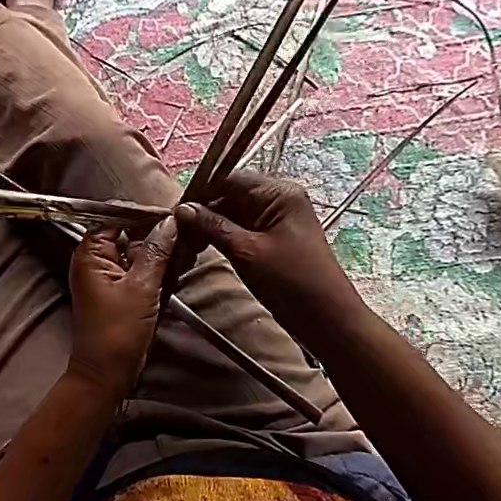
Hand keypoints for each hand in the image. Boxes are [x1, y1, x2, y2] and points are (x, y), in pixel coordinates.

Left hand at [67, 216, 176, 395]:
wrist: (107, 371)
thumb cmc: (116, 332)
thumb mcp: (141, 286)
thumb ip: (156, 250)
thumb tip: (169, 222)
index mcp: (91, 253)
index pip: (117, 216)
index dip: (144, 214)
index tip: (172, 214)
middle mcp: (97, 260)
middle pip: (130, 232)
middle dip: (158, 232)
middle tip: (186, 232)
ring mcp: (109, 275)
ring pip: (140, 251)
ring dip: (163, 250)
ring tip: (186, 249)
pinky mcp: (122, 290)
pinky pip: (142, 270)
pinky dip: (159, 268)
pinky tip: (179, 267)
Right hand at [177, 172, 361, 324]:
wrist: (327, 320)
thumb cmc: (291, 282)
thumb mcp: (246, 252)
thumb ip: (212, 226)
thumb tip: (182, 208)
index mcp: (279, 193)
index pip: (229, 180)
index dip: (200, 193)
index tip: (173, 211)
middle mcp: (278, 199)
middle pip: (230, 195)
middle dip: (202, 211)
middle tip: (175, 231)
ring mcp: (276, 220)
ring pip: (232, 214)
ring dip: (209, 226)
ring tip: (184, 241)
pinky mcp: (272, 239)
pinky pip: (240, 230)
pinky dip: (221, 238)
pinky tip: (201, 248)